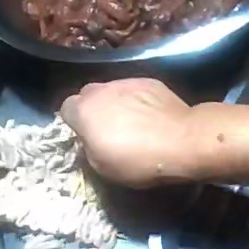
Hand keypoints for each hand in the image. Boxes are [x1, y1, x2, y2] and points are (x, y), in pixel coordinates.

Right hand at [59, 78, 209, 187]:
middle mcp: (101, 90)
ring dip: (115, 103)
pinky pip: (134, 89)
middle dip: (93, 109)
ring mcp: (126, 81)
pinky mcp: (149, 81)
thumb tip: (90, 139)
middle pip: (87, 95)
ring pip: (111, 90)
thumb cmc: (138, 160)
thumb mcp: (102, 167)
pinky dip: (137, 100)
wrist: (182, 141)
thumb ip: (88, 147)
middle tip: (107, 129)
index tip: (86, 137)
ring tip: (132, 122)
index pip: (66, 109)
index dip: (75, 123)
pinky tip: (150, 115)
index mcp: (84, 111)